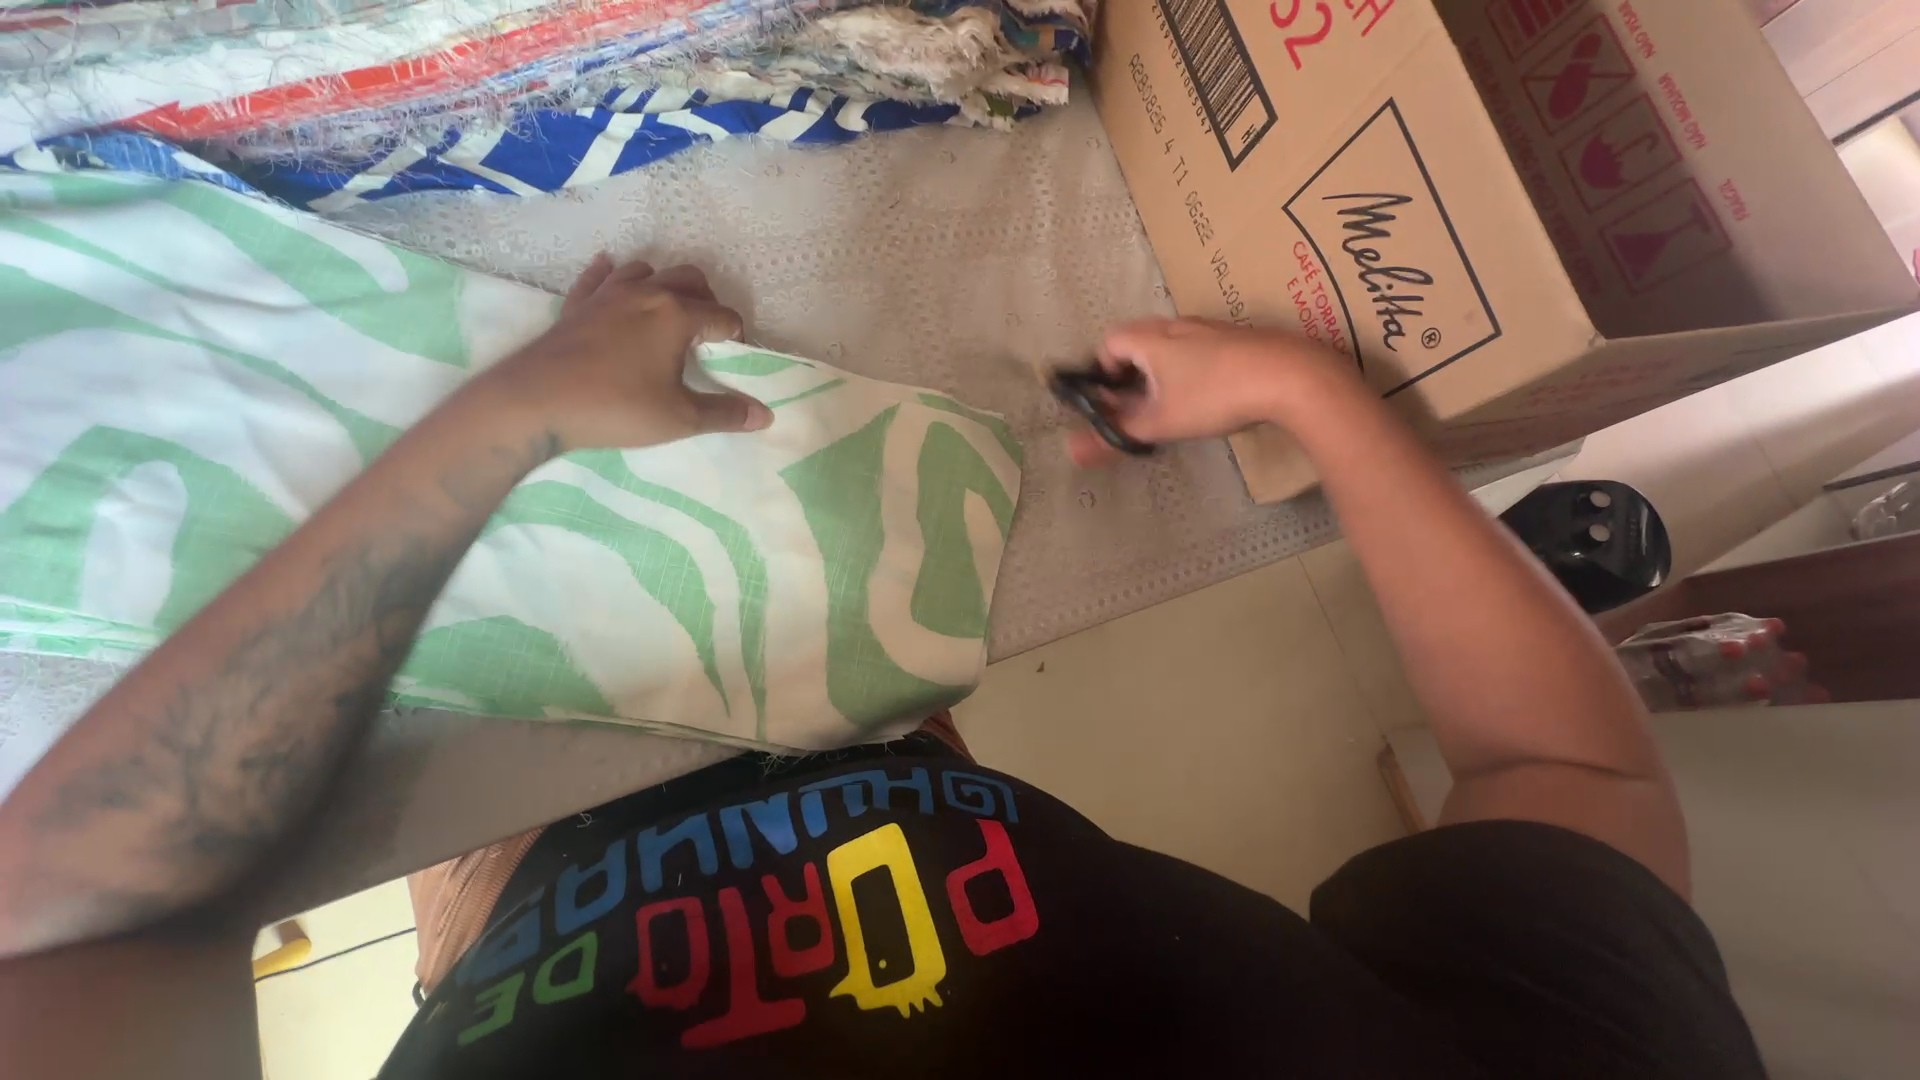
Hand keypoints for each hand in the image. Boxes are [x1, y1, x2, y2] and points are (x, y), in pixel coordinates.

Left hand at [472, 254, 772, 452]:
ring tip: (669, 316)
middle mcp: (646, 293)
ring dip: (666, 286)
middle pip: (691, 279)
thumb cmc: (615, 408)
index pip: (725, 317)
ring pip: (647, 270)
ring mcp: (607, 294)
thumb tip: (765, 416)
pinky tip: (615, 280)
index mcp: (677, 315)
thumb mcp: (679, 419)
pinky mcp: (576, 304)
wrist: (534, 402)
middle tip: (708, 337)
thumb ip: (724, 414)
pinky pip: (599, 277)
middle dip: (708, 302)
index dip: (736, 340)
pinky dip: (613, 276)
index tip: (731, 364)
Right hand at [1066, 318, 1363, 465]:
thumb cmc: (1215, 397)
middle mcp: (1176, 325)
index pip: (1109, 341)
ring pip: (1169, 343)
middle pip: (1138, 339)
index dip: (1103, 370)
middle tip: (1139, 404)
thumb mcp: (1159, 423)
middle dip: (1130, 372)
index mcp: (1151, 338)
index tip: (1114, 400)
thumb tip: (1071, 451)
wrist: (1291, 377)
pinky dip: (1189, 367)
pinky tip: (1208, 395)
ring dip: (1160, 370)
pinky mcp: (1236, 337)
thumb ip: (1114, 435)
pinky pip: (1197, 347)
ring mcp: (1209, 328)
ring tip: (1172, 402)